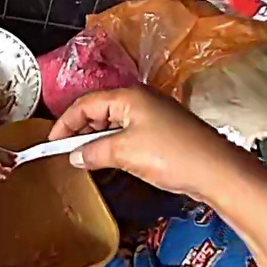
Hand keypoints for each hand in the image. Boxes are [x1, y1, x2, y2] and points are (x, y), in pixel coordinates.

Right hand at [51, 87, 257, 202]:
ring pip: (115, 122)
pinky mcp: (163, 131)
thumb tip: (75, 156)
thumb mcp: (124, 152)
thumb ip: (95, 152)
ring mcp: (154, 115)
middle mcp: (141, 99)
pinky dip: (114, 144)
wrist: (215, 170)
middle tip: (66, 151)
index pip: (86, 103)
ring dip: (97, 139)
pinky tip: (110, 159)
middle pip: (100, 109)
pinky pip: (129, 132)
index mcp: (129, 96)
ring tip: (85, 158)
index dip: (65, 122)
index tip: (51, 142)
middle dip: (80, 129)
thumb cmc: (172, 155)